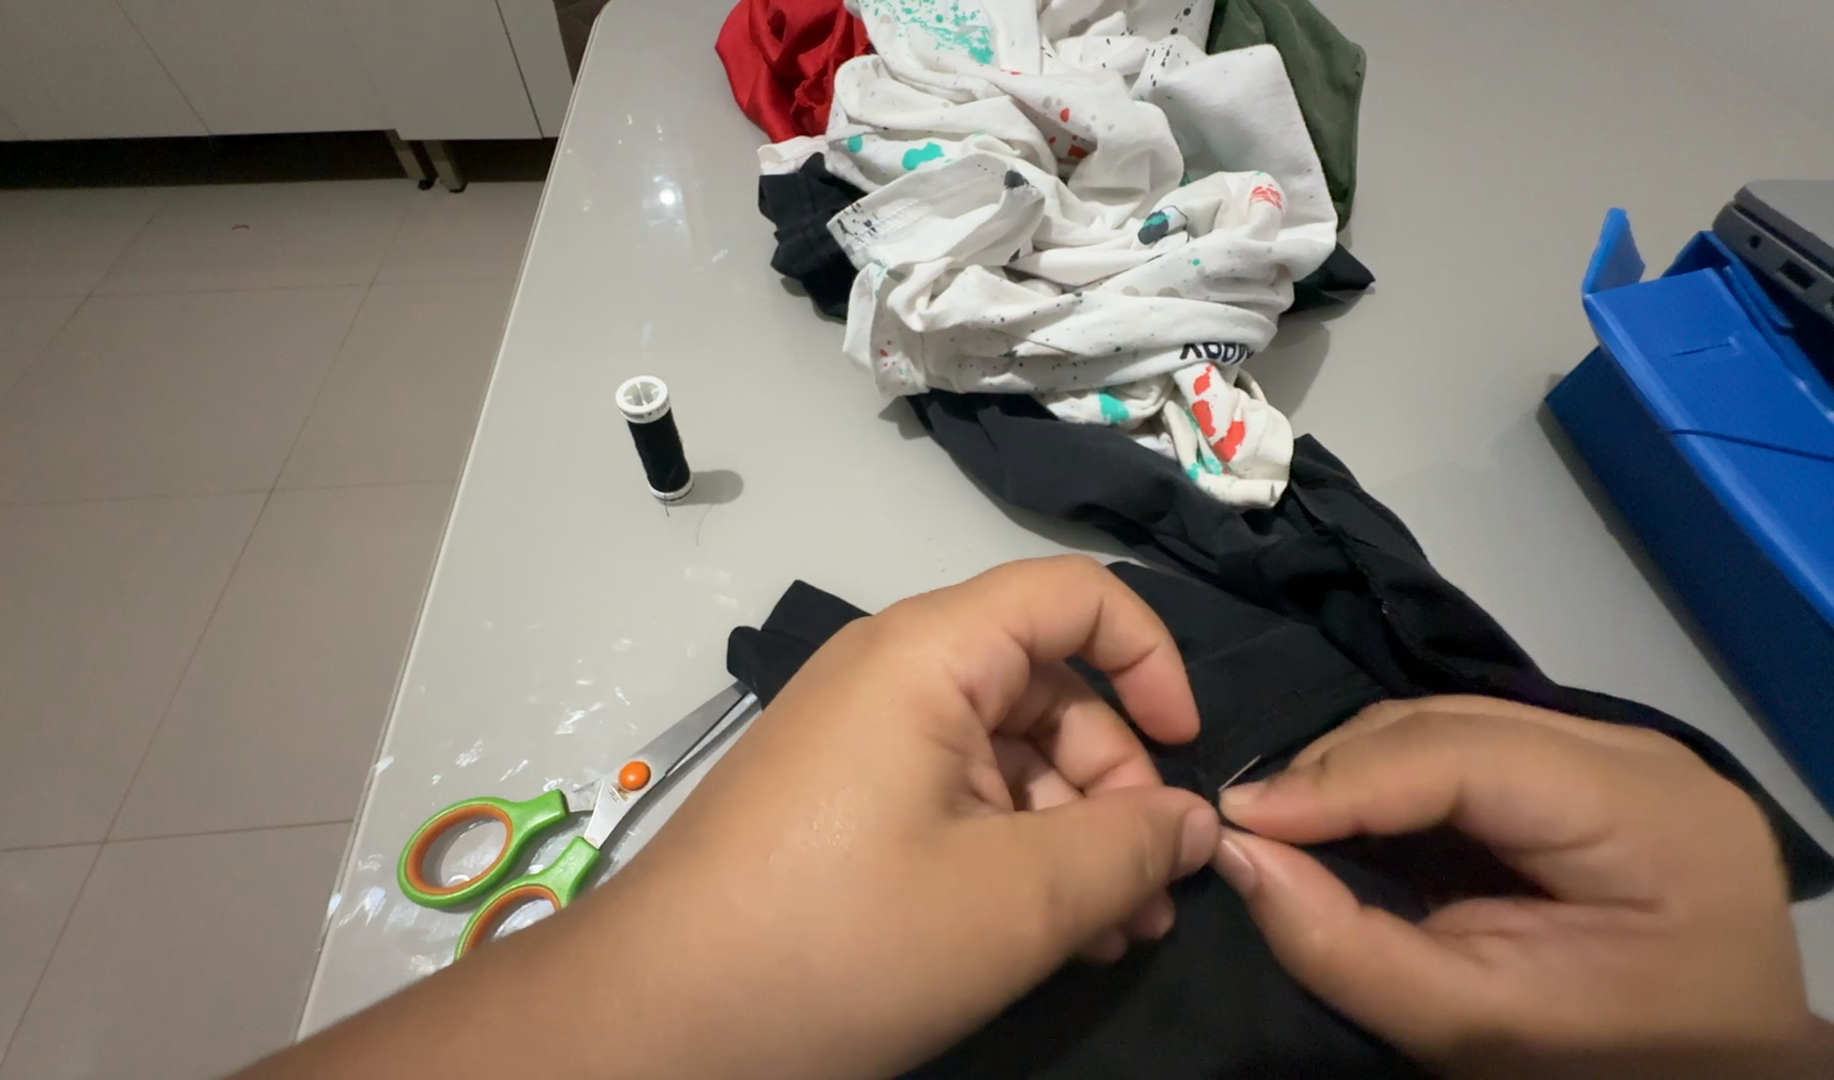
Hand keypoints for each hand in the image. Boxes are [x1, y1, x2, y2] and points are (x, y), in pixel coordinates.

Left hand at [246, 557, 1219, 1079]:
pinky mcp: (854, 787)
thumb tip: (1194, 822)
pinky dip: (1013, 844)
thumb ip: (1125, 849)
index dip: (1147, 654)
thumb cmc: (838, 938)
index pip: (1069, 594)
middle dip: (1113, 780)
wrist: (658, 1016)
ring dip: (1070, 828)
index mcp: (928, 652)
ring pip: (1008, 748)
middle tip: (1148, 891)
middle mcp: (896, 669)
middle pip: (1046, 685)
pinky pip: (959, 787)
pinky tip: (1046, 924)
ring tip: (1108, 928)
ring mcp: (870, 729)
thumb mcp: (1009, 901)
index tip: (1184, 748)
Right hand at [1212, 696, 1822, 1077]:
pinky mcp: (1556, 756)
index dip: (1338, 780)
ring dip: (1341, 769)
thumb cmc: (1603, 1065)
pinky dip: (1369, 775)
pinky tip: (1339, 814)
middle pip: (1432, 726)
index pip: (1459, 757)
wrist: (1692, 1073)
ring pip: (1421, 722)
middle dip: (1329, 772)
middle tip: (1254, 824)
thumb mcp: (1469, 1029)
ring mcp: (1595, 744)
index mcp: (1649, 818)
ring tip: (1289, 821)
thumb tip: (1234, 850)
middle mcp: (1628, 753)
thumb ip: (1344, 947)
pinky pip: (1431, 740)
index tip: (1241, 816)